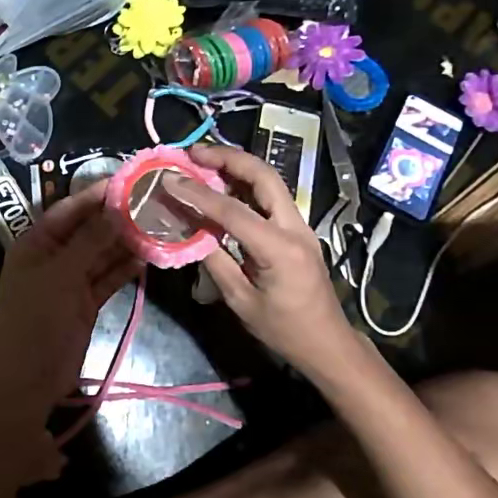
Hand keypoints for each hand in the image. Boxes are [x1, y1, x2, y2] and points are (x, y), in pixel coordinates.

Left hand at [0, 181, 142, 424]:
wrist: (27, 380)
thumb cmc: (35, 319)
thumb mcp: (61, 274)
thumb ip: (90, 241)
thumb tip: (117, 209)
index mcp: (36, 243)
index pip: (68, 209)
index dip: (95, 195)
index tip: (127, 180)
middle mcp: (54, 257)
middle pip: (88, 230)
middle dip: (116, 218)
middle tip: (152, 201)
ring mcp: (70, 281)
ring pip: (101, 254)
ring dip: (125, 242)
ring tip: (157, 224)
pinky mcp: (86, 303)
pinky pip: (108, 278)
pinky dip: (125, 268)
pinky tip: (149, 256)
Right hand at [167, 144, 360, 375]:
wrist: (327, 344)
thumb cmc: (283, 331)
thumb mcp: (241, 301)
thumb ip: (215, 261)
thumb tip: (190, 230)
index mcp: (280, 249)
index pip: (233, 210)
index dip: (198, 193)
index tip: (170, 179)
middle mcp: (295, 227)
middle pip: (263, 176)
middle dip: (228, 158)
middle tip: (194, 153)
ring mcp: (301, 226)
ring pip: (270, 181)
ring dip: (237, 166)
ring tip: (204, 162)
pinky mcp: (298, 230)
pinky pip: (271, 197)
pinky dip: (245, 184)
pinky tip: (223, 186)